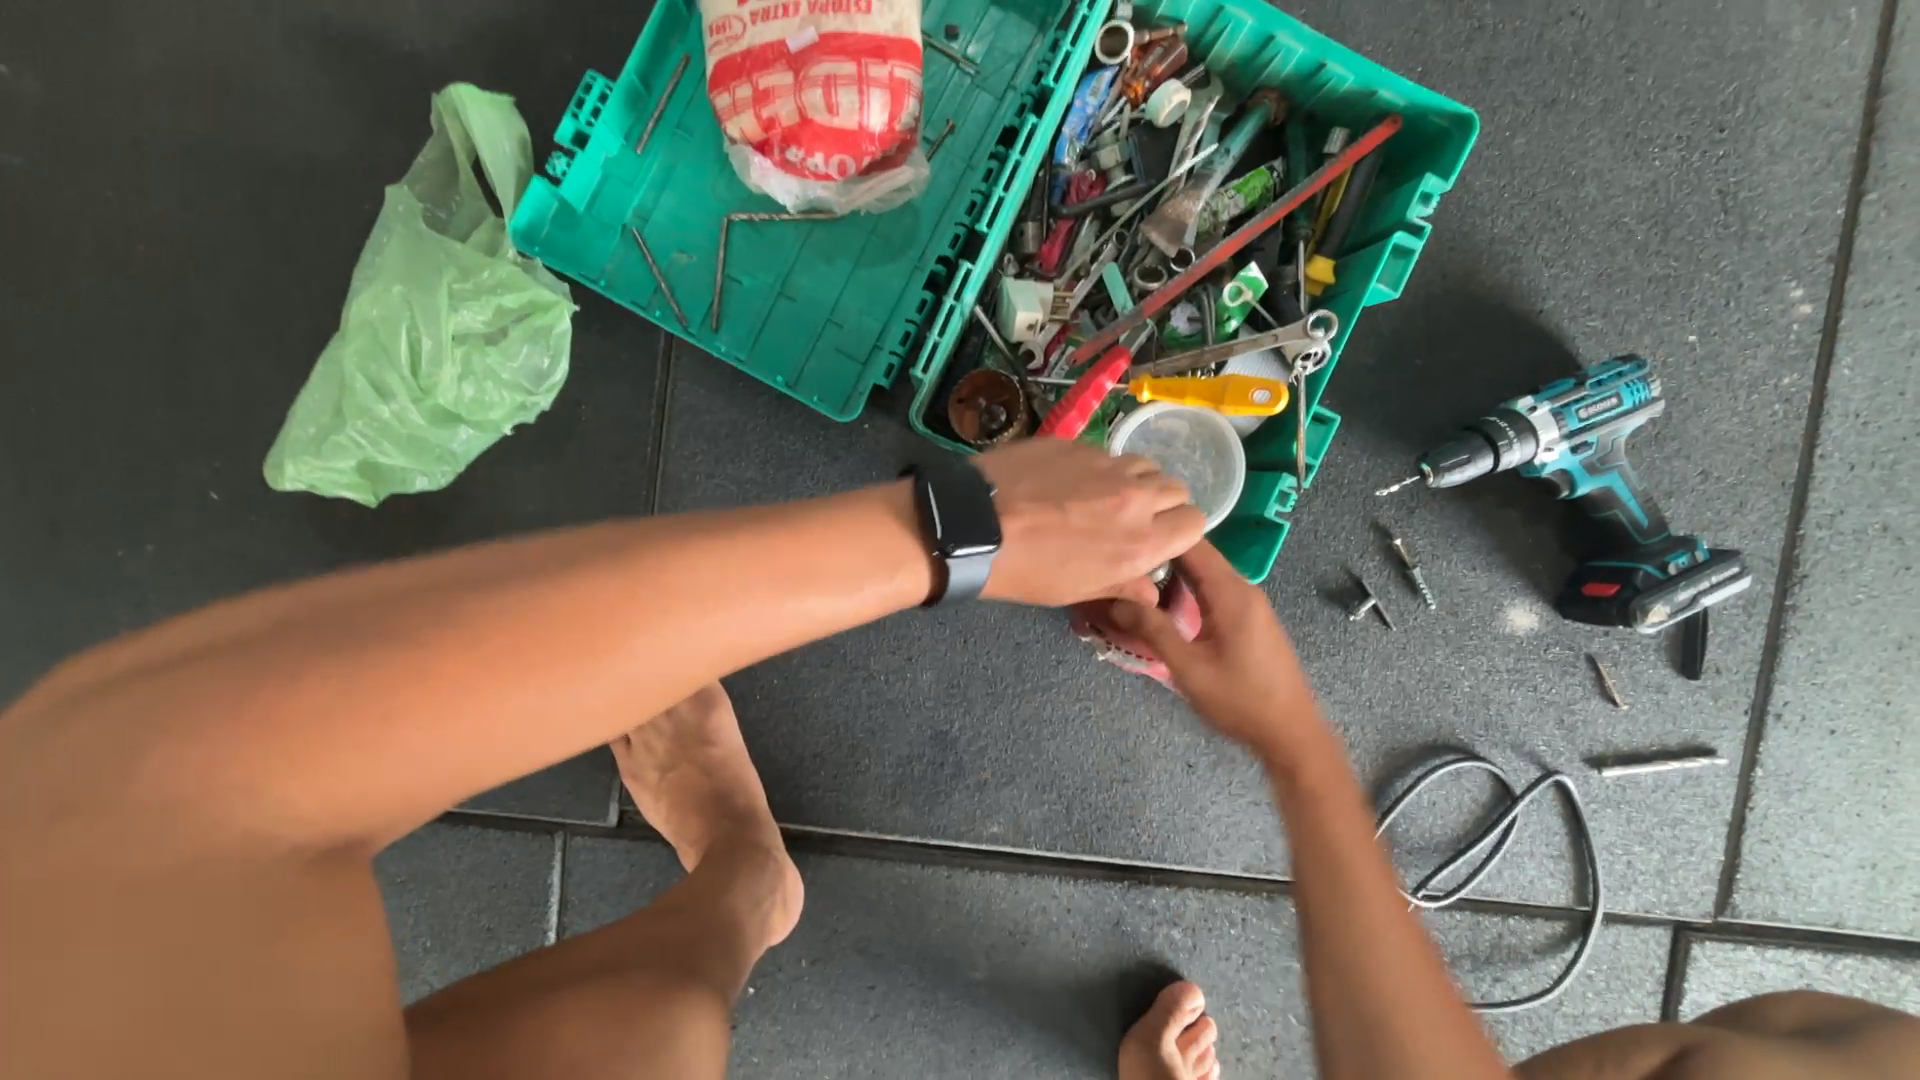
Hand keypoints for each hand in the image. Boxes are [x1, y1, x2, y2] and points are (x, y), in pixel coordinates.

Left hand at [973, 438, 1206, 607]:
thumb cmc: (1025, 570)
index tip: (1158, 537)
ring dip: (1134, 479)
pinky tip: (1067, 479)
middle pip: (1176, 488)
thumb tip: (1150, 590)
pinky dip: (1097, 466)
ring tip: (1103, 494)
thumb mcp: (1076, 591)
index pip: (1195, 523)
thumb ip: (1123, 585)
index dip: (1179, 531)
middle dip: (1161, 502)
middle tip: (1130, 516)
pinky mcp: (1077, 443)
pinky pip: (1104, 451)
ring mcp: (1106, 464)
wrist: (973, 526)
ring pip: (1143, 463)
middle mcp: (1135, 498)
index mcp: (1141, 542)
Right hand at [1105, 540, 1321, 755]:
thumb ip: (1153, 630)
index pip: (1193, 544)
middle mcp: (1244, 590)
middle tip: (1119, 565)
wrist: (1291, 734)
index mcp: (1232, 593)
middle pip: (1198, 558)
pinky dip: (1188, 593)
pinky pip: (1213, 594)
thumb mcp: (1188, 668)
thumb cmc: (1240, 700)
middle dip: (1160, 557)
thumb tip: (1117, 601)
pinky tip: (1163, 609)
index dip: (1158, 535)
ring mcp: (1250, 606)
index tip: (1124, 539)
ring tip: (1133, 585)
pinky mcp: (1249, 622)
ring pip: (1205, 577)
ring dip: (1172, 577)